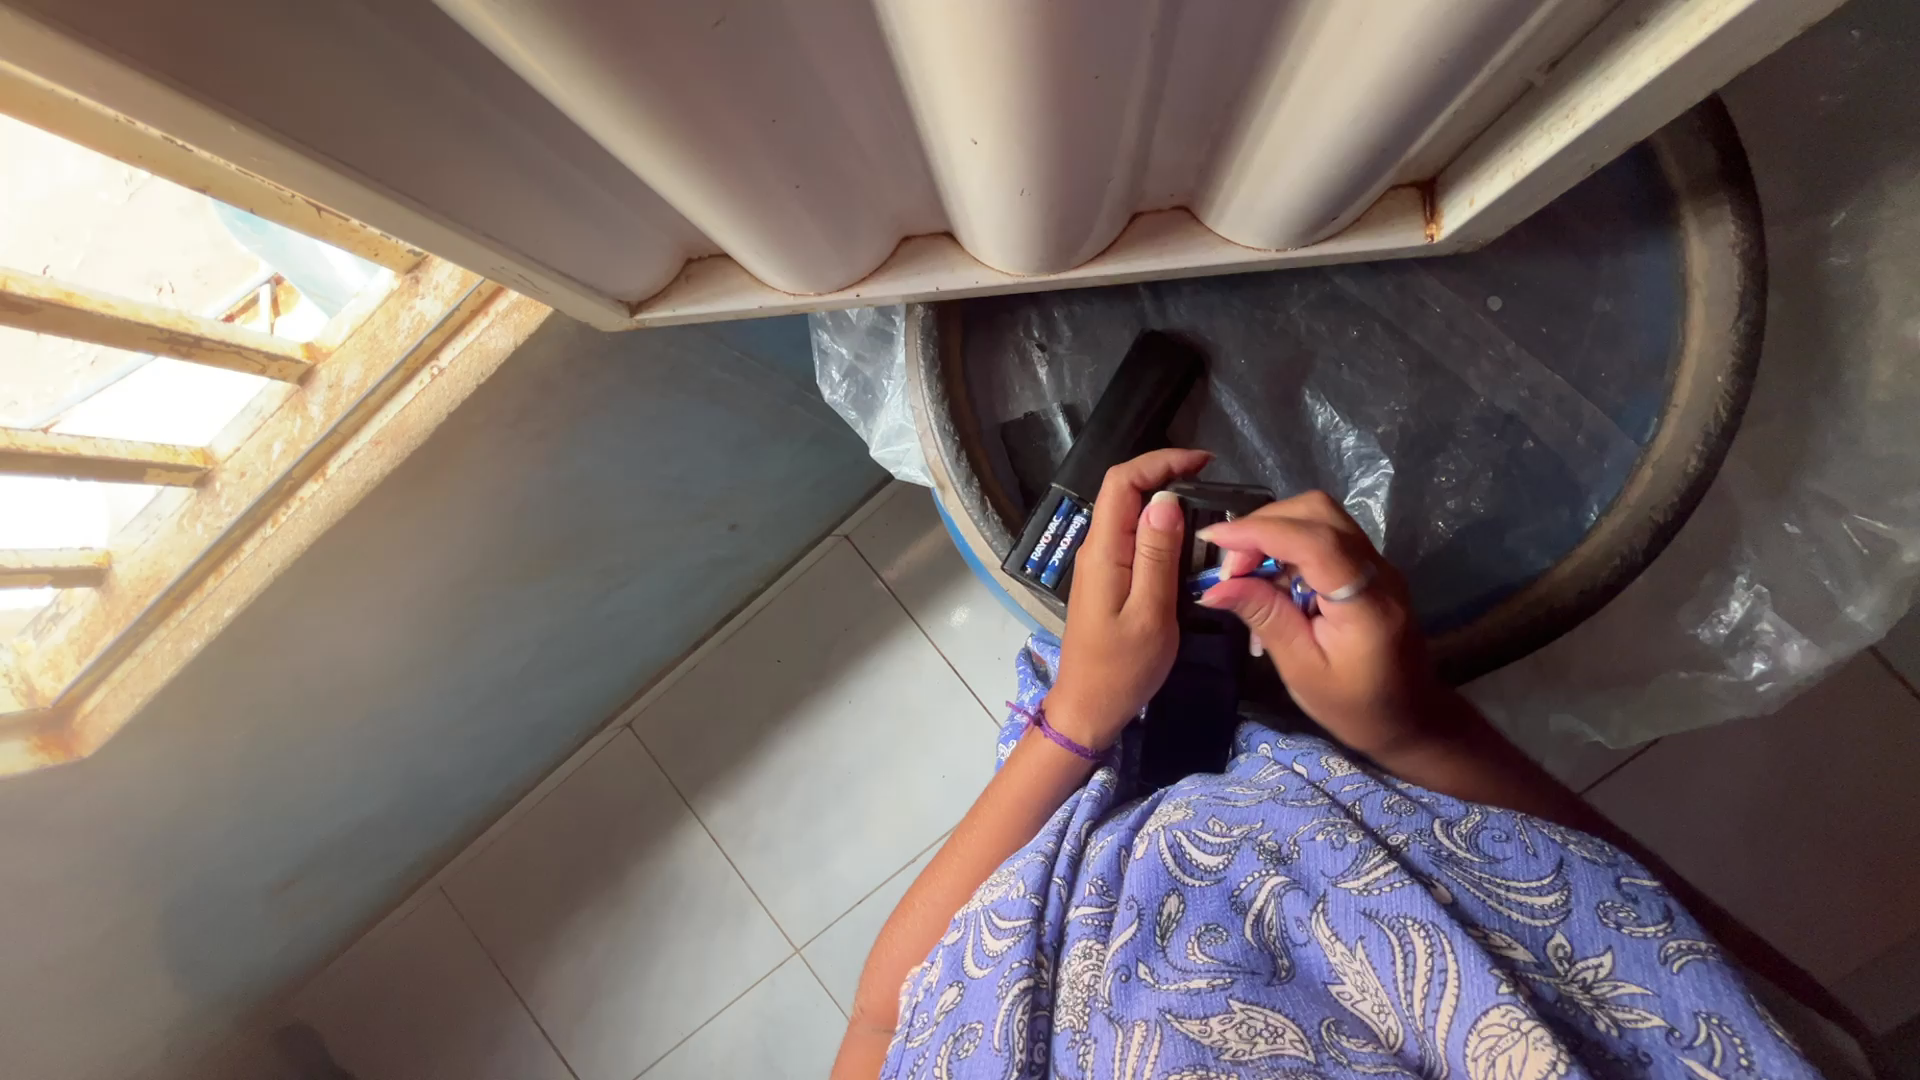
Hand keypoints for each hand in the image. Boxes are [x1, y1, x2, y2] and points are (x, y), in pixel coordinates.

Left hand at [1044, 448, 1211, 750]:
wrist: (1090, 706)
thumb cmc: (1122, 668)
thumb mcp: (1150, 613)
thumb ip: (1156, 556)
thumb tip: (1165, 500)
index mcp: (1103, 551)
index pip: (1121, 483)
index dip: (1159, 461)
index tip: (1204, 461)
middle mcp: (1096, 548)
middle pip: (1123, 491)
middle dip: (1164, 473)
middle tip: (1213, 479)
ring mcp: (1099, 563)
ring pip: (1128, 513)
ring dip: (1163, 498)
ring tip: (1208, 501)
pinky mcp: (1107, 578)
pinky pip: (1131, 537)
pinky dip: (1159, 525)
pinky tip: (1186, 536)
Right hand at [1195, 491, 1446, 757]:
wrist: (1411, 719)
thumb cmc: (1355, 705)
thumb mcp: (1301, 668)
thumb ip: (1263, 617)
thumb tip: (1213, 587)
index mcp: (1365, 601)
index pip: (1314, 541)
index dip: (1258, 531)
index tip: (1213, 538)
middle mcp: (1377, 569)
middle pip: (1317, 512)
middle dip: (1263, 525)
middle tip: (1232, 566)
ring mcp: (1375, 563)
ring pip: (1318, 516)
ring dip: (1271, 532)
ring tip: (1245, 571)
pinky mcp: (1366, 566)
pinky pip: (1321, 535)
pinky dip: (1284, 543)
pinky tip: (1268, 576)